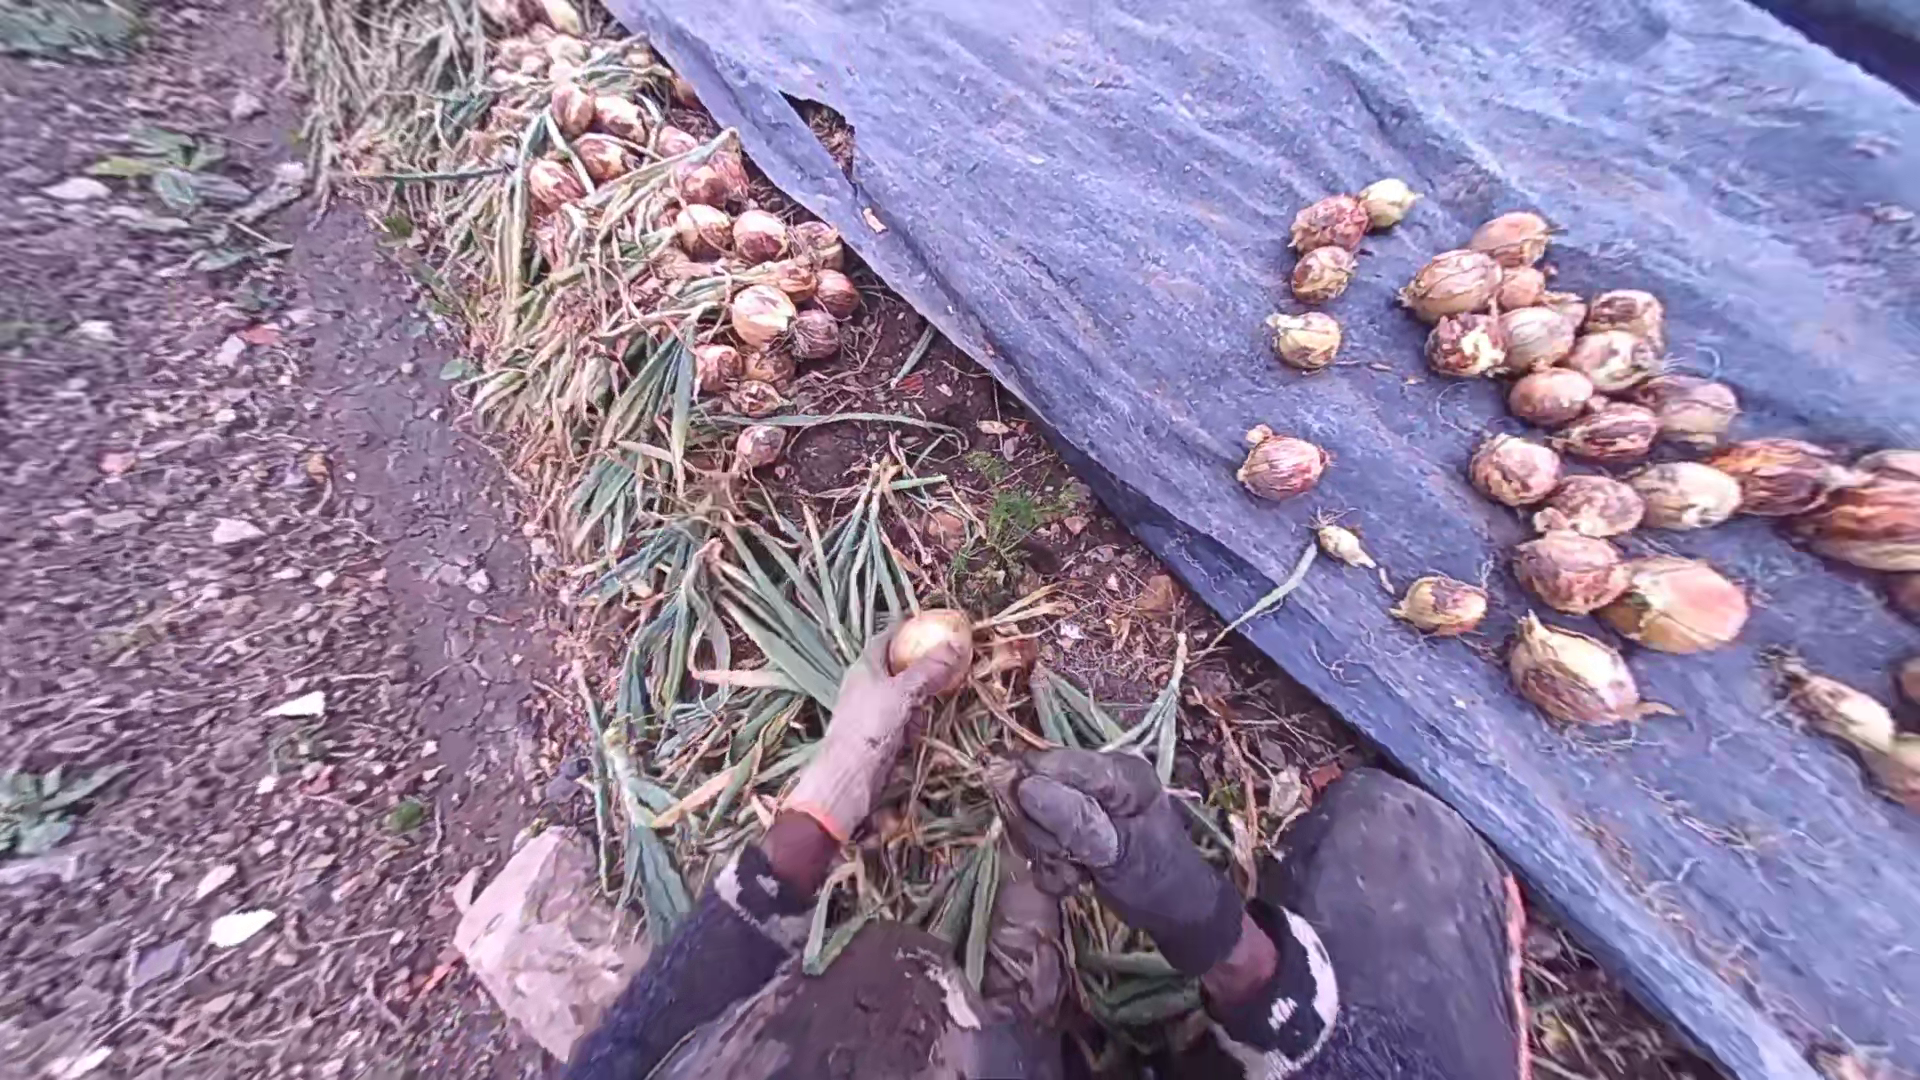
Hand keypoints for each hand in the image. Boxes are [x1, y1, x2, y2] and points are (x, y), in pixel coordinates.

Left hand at [783, 625, 966, 841]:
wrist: (850, 777)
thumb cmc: (869, 725)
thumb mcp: (903, 691)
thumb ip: (928, 669)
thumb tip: (955, 644)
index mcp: (866, 666)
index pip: (887, 638)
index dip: (907, 629)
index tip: (933, 626)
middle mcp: (868, 684)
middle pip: (899, 666)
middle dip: (923, 666)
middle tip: (949, 663)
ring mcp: (874, 709)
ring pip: (906, 694)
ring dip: (923, 698)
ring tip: (939, 698)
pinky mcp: (881, 733)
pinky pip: (906, 719)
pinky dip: (916, 722)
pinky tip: (921, 730)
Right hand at [992, 748, 1242, 973]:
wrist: (1177, 913)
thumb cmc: (1157, 882)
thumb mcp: (1118, 853)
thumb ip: (1074, 820)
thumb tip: (1024, 787)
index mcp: (1115, 769)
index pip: (1047, 761)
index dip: (1034, 796)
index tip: (1053, 839)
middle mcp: (1095, 773)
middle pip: (1032, 786)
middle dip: (1043, 831)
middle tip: (1071, 860)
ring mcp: (1082, 795)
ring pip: (1029, 813)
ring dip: (1046, 851)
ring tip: (1077, 871)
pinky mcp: (1071, 817)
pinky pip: (1036, 834)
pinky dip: (1048, 861)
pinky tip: (1073, 875)